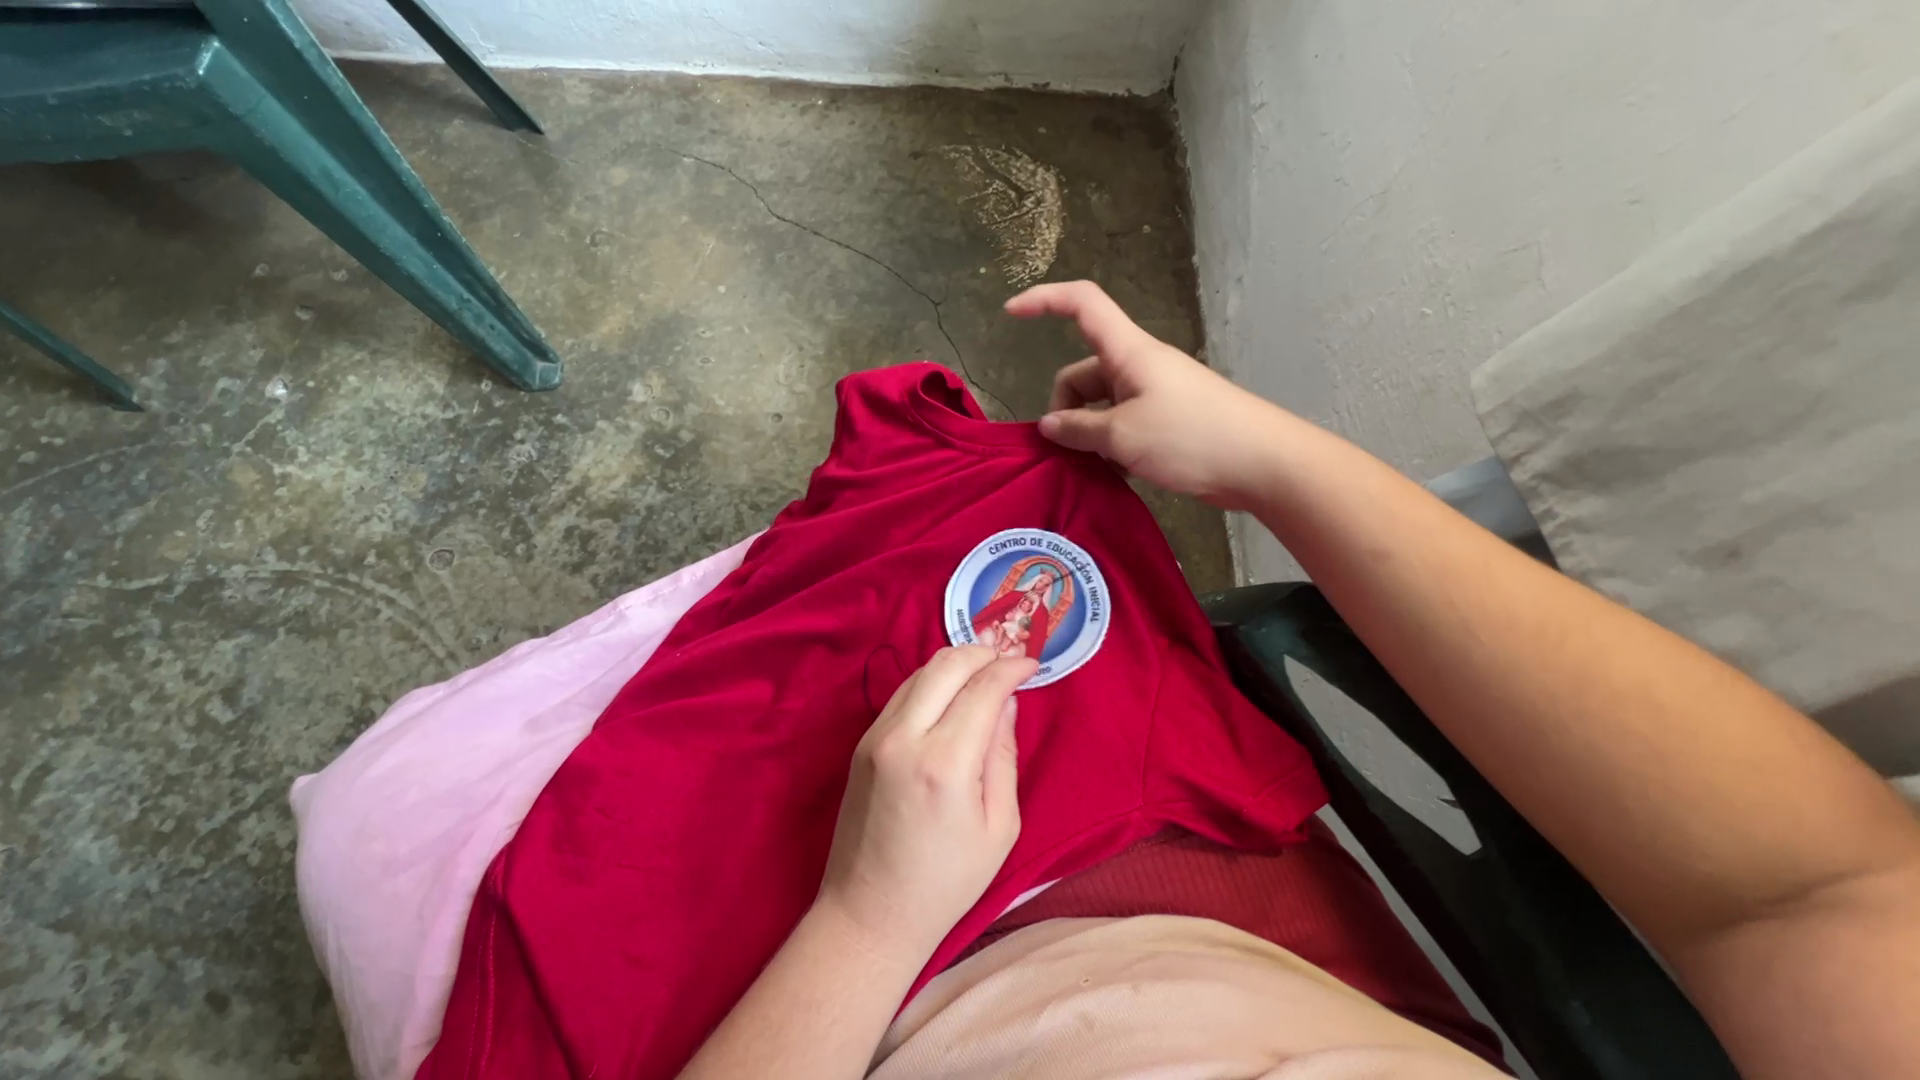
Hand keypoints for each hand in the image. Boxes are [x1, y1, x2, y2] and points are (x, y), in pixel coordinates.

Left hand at [817, 646, 1035, 957]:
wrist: (869, 913)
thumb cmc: (945, 882)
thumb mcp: (998, 827)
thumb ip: (1003, 756)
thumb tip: (1007, 703)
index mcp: (944, 763)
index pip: (983, 689)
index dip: (1012, 668)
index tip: (1033, 665)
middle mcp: (904, 738)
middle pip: (946, 664)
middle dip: (983, 653)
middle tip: (1008, 662)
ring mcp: (875, 738)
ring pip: (920, 673)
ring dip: (955, 663)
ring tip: (984, 674)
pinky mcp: (861, 745)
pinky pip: (901, 694)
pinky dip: (931, 683)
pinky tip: (951, 696)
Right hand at [1005, 280, 1291, 507]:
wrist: (1262, 463)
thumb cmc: (1192, 437)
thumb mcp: (1123, 436)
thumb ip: (1079, 430)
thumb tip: (1049, 426)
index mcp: (1129, 352)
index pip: (1081, 304)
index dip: (1043, 300)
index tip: (1010, 314)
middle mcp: (1139, 366)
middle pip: (1083, 374)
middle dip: (1066, 409)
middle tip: (1070, 450)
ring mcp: (1155, 394)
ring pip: (1102, 406)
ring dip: (1089, 434)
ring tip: (1099, 468)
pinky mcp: (1167, 421)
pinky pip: (1123, 425)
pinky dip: (1111, 446)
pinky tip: (1119, 474)